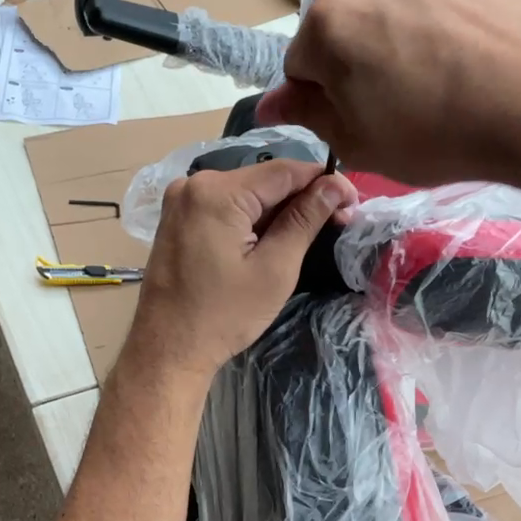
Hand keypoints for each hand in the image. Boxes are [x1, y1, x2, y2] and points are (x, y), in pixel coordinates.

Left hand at [120, 159, 357, 383]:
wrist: (167, 350)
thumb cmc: (223, 316)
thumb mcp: (275, 268)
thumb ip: (305, 220)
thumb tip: (335, 185)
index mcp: (217, 192)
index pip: (285, 170)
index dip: (324, 181)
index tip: (353, 202)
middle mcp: (193, 184)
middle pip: (263, 180)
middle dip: (302, 198)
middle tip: (338, 222)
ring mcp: (180, 201)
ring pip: (245, 193)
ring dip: (277, 210)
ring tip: (309, 234)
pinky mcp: (176, 220)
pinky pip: (224, 207)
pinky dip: (250, 219)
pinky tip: (271, 239)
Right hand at [258, 0, 520, 186]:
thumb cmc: (435, 132)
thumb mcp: (356, 141)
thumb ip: (307, 113)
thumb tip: (269, 103)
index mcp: (327, 21)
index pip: (299, 66)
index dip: (321, 100)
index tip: (353, 121)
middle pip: (340, 30)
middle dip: (354, 64)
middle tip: (394, 106)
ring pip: (382, 11)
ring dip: (390, 42)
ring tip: (431, 83)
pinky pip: (423, 1)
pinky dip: (428, 28)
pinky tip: (457, 62)